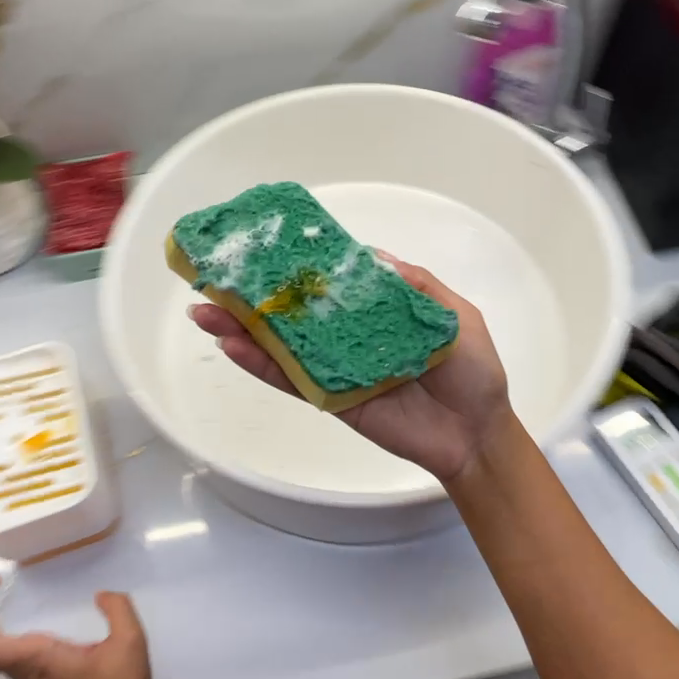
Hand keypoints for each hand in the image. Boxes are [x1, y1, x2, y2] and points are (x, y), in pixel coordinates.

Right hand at [189, 253, 512, 481]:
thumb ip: (415, 285)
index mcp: (377, 312)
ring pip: (281, 346)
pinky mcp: (330, 400)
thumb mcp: (453, 314)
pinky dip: (262, 366)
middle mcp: (349, 337)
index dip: (298, 266)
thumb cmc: (472, 371)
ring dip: (242, 329)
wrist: (475, 432)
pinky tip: (233, 346)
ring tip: (204, 309)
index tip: (263, 246)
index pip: (330, 284)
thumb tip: (371, 256)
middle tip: (212, 277)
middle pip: (293, 314)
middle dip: (253, 296)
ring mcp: (335, 369)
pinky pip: (292, 382)